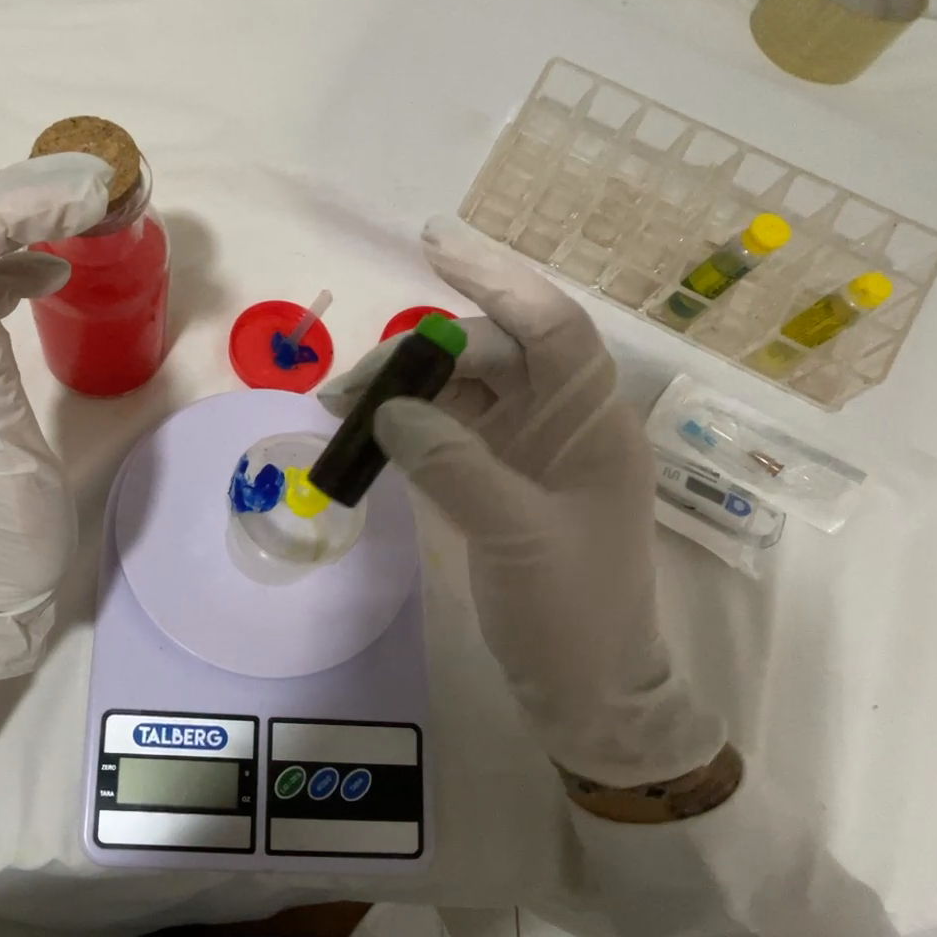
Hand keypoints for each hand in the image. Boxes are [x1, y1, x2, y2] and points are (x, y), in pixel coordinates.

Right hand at [321, 216, 724, 787]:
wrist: (583, 688)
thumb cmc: (573, 613)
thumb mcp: (518, 537)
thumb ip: (456, 467)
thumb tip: (390, 410)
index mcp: (592, 423)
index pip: (549, 325)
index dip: (496, 278)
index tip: (434, 247)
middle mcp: (561, 425)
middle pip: (491, 358)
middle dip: (422, 357)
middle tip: (350, 383)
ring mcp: (526, 455)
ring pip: (463, 396)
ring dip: (407, 393)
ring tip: (344, 407)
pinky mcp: (497, 484)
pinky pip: (449, 436)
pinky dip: (410, 430)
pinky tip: (371, 434)